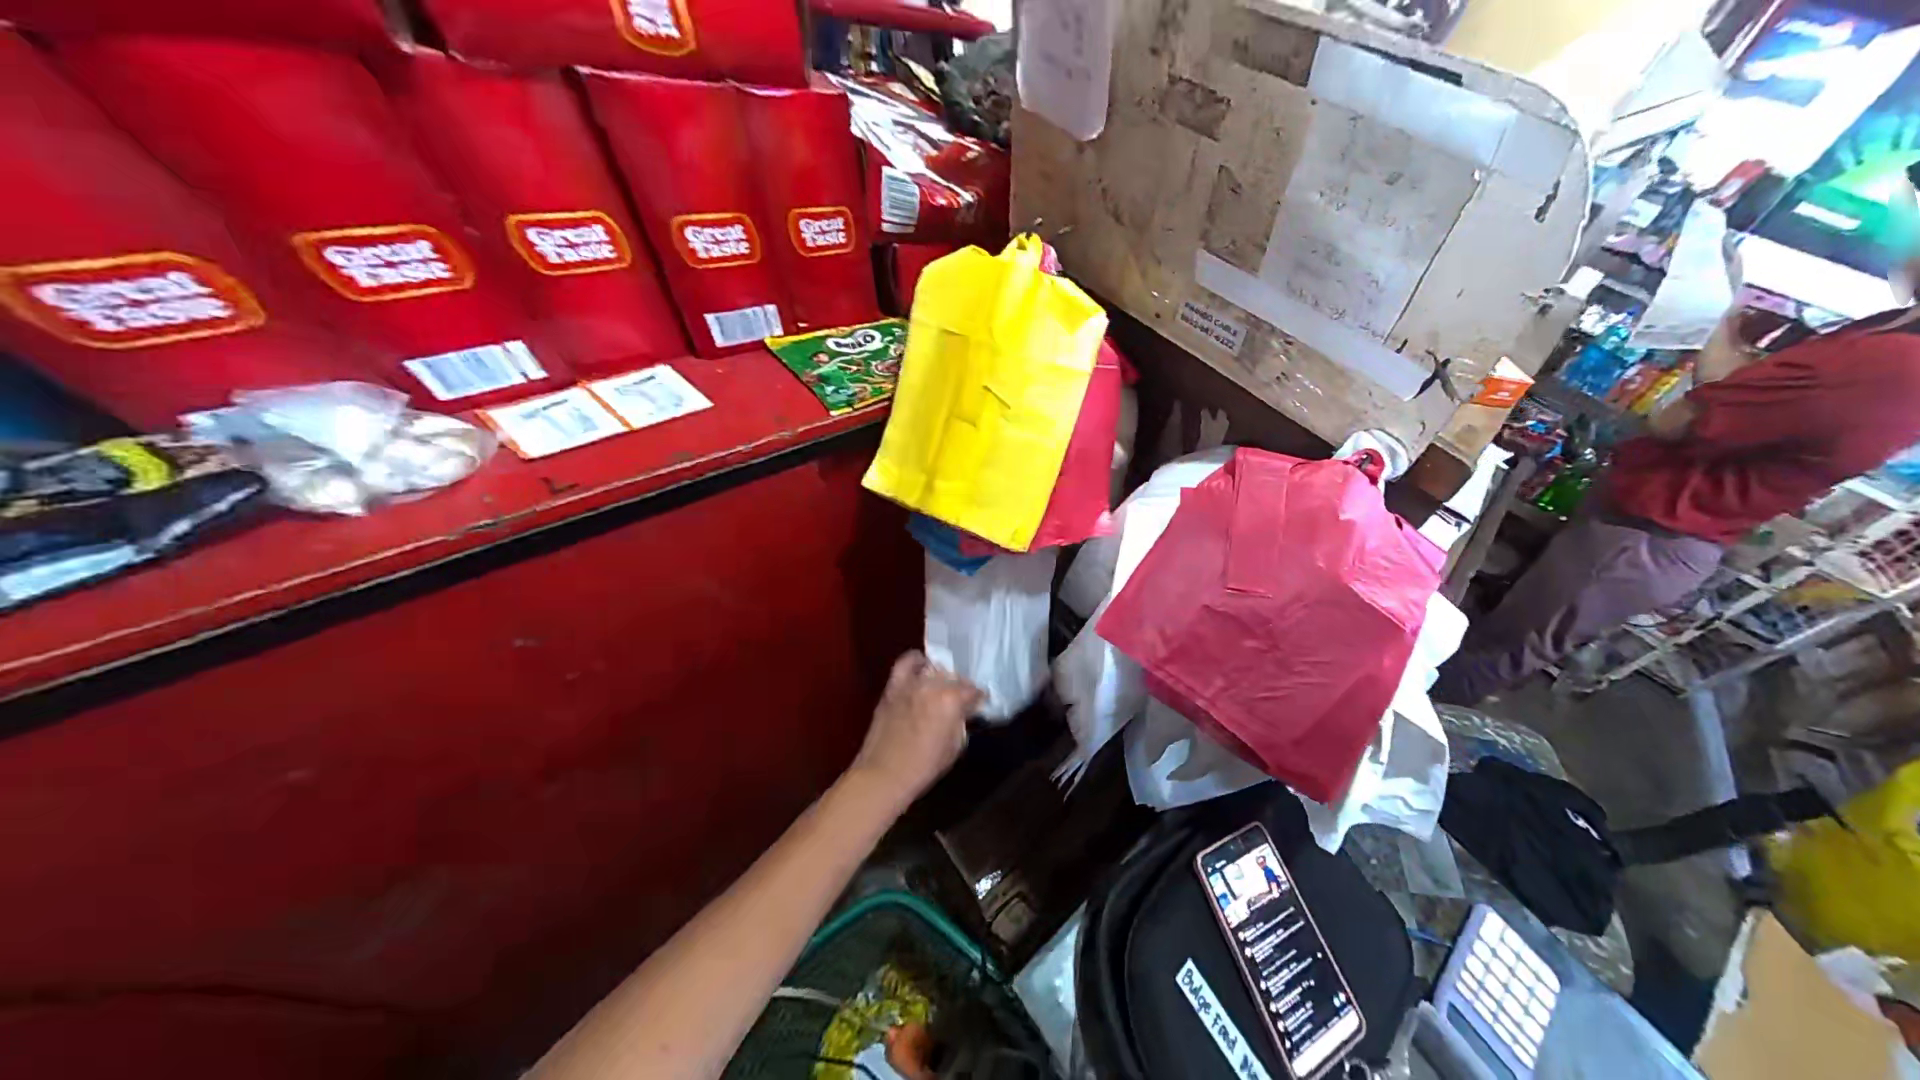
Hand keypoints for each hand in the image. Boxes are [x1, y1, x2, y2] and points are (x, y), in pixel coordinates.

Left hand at [846, 652, 981, 809]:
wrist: (885, 773)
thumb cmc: (925, 766)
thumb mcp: (955, 747)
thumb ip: (961, 722)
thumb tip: (963, 712)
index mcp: (952, 700)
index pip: (973, 691)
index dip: (979, 698)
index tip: (979, 704)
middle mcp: (933, 686)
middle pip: (954, 677)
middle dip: (961, 687)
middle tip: (962, 700)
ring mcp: (911, 683)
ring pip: (934, 670)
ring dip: (942, 677)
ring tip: (943, 687)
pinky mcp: (893, 686)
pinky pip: (905, 664)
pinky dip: (916, 661)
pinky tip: (921, 665)